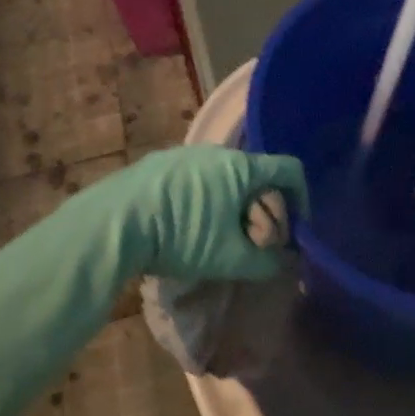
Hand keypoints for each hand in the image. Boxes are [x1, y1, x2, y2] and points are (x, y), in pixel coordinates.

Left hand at [88, 144, 307, 281]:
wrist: (113, 225)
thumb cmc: (182, 237)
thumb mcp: (229, 259)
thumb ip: (266, 263)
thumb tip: (282, 263)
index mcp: (241, 167)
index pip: (289, 168)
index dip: (302, 197)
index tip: (296, 226)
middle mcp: (215, 152)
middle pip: (254, 176)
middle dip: (261, 208)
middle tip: (253, 240)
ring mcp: (182, 154)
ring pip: (222, 178)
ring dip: (230, 205)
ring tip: (216, 237)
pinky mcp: (155, 165)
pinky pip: (193, 179)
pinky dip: (201, 200)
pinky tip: (182, 227)